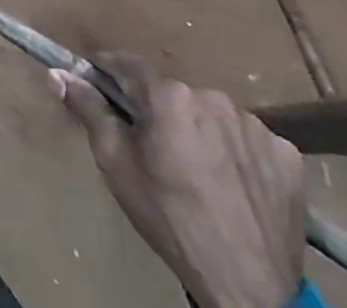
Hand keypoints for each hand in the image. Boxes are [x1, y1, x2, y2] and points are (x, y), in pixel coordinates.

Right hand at [54, 53, 304, 307]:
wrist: (246, 281)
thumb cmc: (166, 214)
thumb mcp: (114, 160)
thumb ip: (89, 109)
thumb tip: (58, 74)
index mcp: (169, 96)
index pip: (128, 64)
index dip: (107, 72)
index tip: (96, 86)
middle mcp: (215, 99)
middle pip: (171, 92)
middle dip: (154, 108)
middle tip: (146, 143)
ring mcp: (258, 128)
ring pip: (210, 114)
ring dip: (195, 128)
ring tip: (191, 167)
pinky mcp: (288, 157)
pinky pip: (247, 139)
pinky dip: (232, 151)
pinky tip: (227, 182)